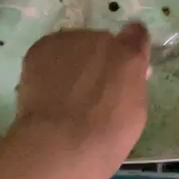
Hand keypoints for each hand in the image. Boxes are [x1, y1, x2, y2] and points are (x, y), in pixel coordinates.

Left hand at [12, 23, 150, 166]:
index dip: (128, 48)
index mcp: (129, 55)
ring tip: (62, 95)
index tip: (122, 66)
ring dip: (72, 63)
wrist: (60, 145)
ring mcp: (69, 40)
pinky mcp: (41, 47)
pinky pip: (49, 52)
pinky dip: (48, 67)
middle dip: (97, 61)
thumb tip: (122, 76)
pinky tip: (45, 93)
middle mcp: (101, 39)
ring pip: (73, 46)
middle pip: (101, 42)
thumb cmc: (105, 139)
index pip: (136, 34)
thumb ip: (130, 83)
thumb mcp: (134, 112)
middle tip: (88, 91)